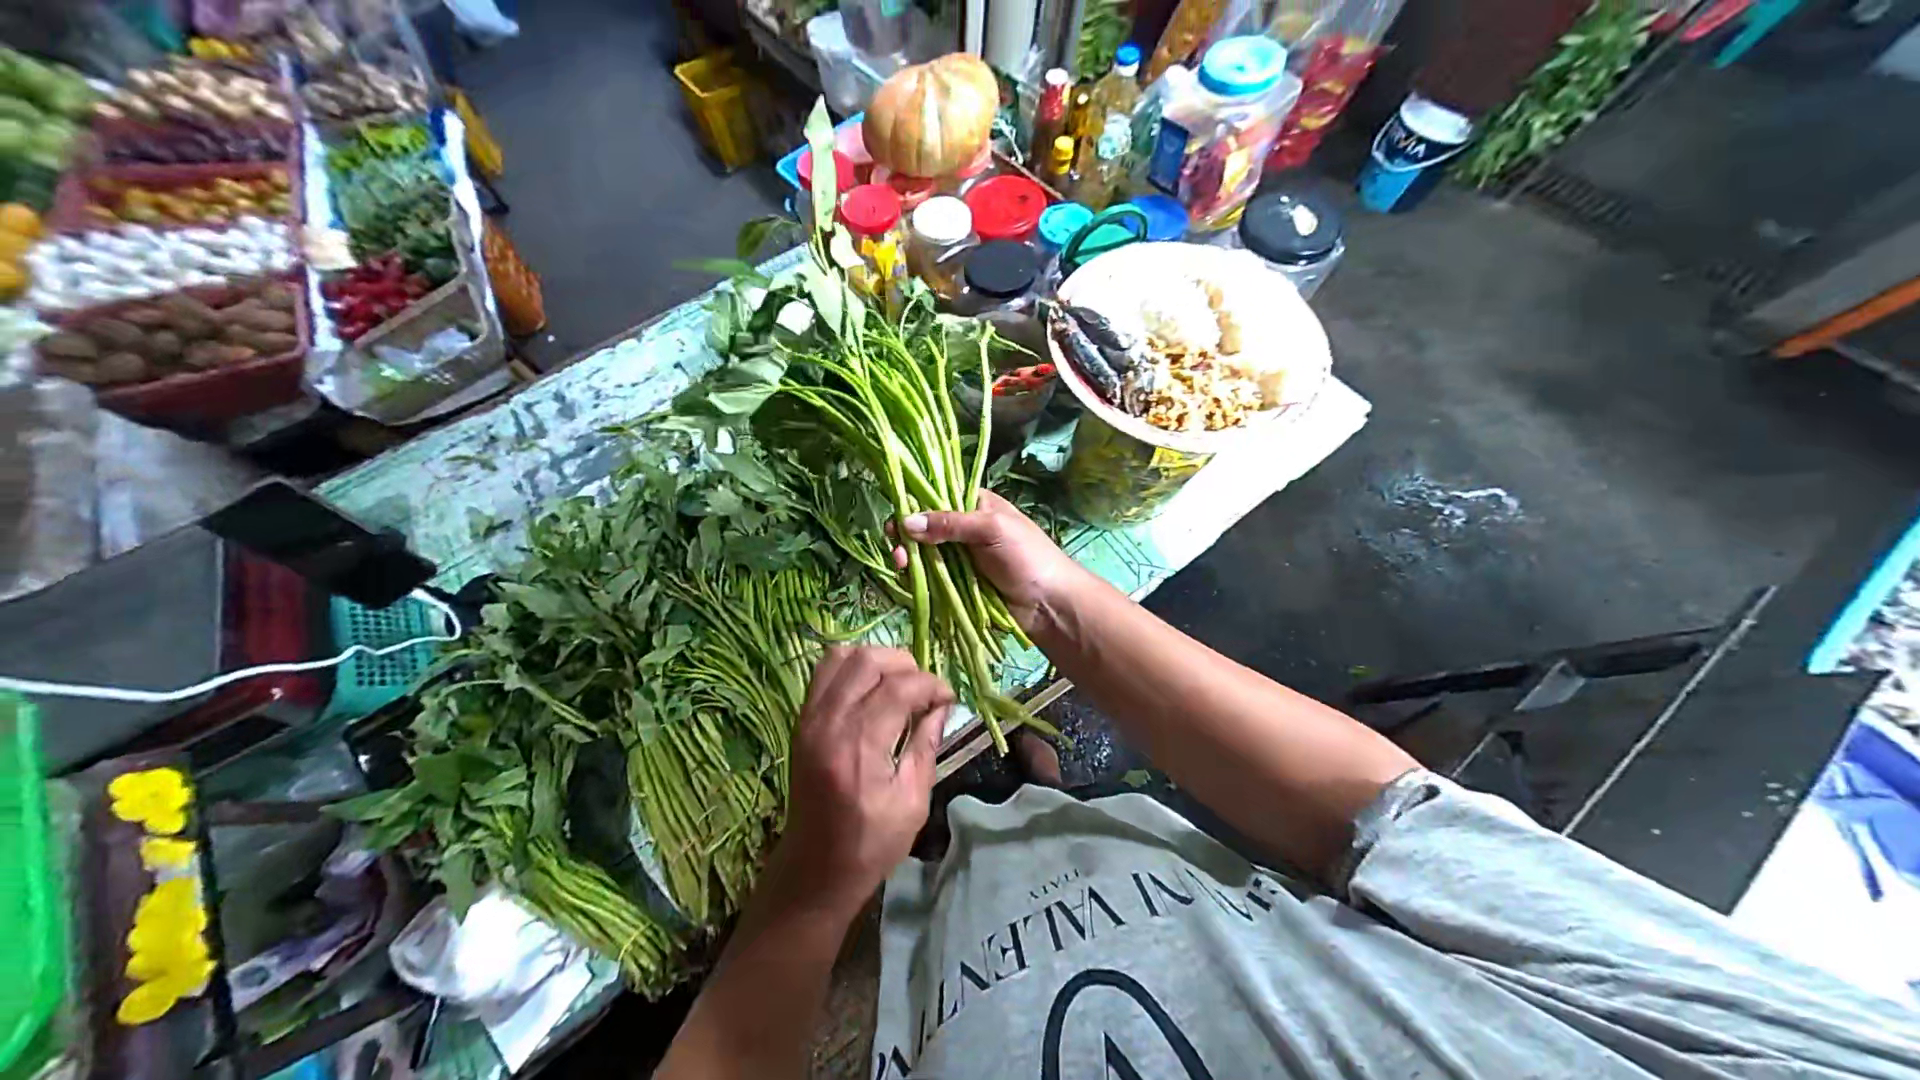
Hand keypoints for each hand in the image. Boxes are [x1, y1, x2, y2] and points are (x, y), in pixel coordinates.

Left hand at [771, 646, 952, 917]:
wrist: (813, 869)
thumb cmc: (869, 845)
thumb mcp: (913, 802)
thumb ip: (926, 746)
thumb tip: (940, 706)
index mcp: (859, 747)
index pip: (899, 687)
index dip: (931, 684)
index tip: (948, 699)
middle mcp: (829, 723)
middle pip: (868, 661)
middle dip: (905, 665)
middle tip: (923, 691)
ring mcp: (809, 718)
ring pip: (842, 657)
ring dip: (876, 660)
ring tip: (897, 684)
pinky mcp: (801, 720)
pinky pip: (824, 673)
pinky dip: (851, 668)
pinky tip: (871, 689)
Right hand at [894, 490, 1085, 633]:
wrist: (1048, 604)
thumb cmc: (1027, 557)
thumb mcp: (991, 529)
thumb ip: (950, 523)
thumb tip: (906, 521)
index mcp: (976, 504)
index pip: (936, 495)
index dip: (913, 504)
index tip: (896, 518)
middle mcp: (964, 526)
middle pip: (924, 525)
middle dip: (906, 535)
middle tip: (896, 549)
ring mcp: (959, 556)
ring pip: (923, 551)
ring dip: (907, 557)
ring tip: (901, 565)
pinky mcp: (957, 582)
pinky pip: (929, 575)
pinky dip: (916, 576)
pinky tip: (907, 578)